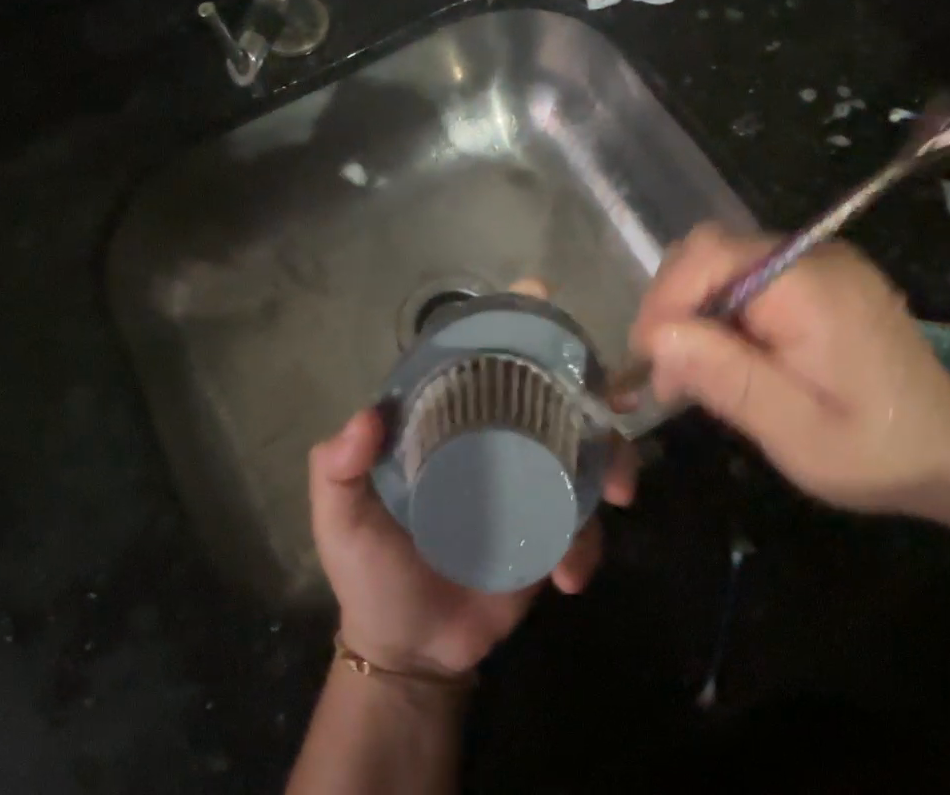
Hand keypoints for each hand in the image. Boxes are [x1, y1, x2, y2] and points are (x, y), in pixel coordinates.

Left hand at [308, 281, 636, 676]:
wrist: (413, 651)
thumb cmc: (372, 574)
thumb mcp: (340, 521)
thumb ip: (336, 470)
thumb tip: (366, 418)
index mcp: (446, 426)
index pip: (480, 361)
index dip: (511, 324)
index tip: (541, 297)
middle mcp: (493, 442)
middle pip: (550, 395)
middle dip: (589, 390)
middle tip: (611, 408)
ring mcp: (528, 486)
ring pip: (584, 451)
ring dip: (610, 463)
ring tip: (612, 497)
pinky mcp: (552, 535)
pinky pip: (586, 525)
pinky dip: (588, 545)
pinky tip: (567, 578)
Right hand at [630, 223, 949, 513]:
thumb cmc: (874, 450)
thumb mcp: (794, 430)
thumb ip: (725, 377)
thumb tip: (655, 337)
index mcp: (809, 285)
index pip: (707, 255)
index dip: (664, 299)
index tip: (648, 362)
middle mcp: (813, 258)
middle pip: (709, 253)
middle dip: (673, 308)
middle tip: (668, 376)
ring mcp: (818, 266)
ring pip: (723, 266)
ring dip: (693, 315)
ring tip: (692, 377)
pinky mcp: (819, 282)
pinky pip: (748, 281)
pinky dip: (721, 316)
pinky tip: (727, 363)